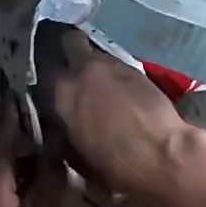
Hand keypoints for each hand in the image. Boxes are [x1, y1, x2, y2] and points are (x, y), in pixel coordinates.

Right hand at [44, 29, 195, 206]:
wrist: (161, 154)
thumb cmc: (114, 165)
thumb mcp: (75, 153)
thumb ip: (64, 128)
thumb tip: (61, 122)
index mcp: (61, 92)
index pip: (44, 72)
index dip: (49, 80)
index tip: (53, 89)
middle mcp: (82, 69)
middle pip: (70, 42)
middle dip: (70, 51)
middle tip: (75, 71)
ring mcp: (111, 64)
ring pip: (96, 52)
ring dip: (95, 65)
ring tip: (101, 84)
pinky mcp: (137, 67)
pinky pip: (117, 64)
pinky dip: (115, 74)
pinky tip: (121, 91)